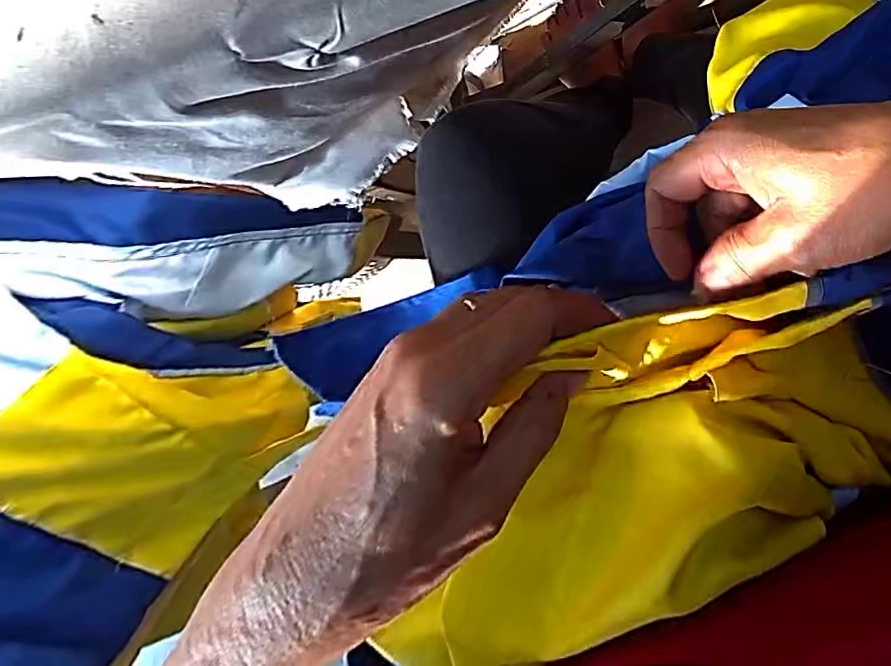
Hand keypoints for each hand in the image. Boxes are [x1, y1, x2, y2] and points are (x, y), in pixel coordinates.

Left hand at [170, 286, 614, 665]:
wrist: (279, 592)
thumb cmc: (386, 560)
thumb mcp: (484, 506)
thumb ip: (536, 426)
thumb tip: (571, 374)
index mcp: (443, 383)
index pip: (532, 312)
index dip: (581, 311)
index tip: (611, 330)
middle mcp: (416, 351)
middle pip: (511, 298)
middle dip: (561, 311)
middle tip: (592, 343)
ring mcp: (395, 354)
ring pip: (485, 304)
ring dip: (530, 317)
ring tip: (561, 352)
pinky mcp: (384, 366)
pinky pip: (460, 323)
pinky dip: (500, 328)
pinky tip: (513, 363)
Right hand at [645, 103, 890, 292]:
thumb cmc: (861, 194)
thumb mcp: (792, 239)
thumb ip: (736, 261)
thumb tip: (700, 281)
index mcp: (725, 147)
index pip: (663, 187)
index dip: (661, 236)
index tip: (684, 279)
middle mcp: (745, 136)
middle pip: (704, 196)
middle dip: (719, 245)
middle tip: (750, 287)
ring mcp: (782, 141)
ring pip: (744, 199)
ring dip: (756, 239)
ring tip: (797, 266)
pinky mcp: (811, 150)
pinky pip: (775, 191)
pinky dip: (781, 223)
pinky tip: (818, 245)